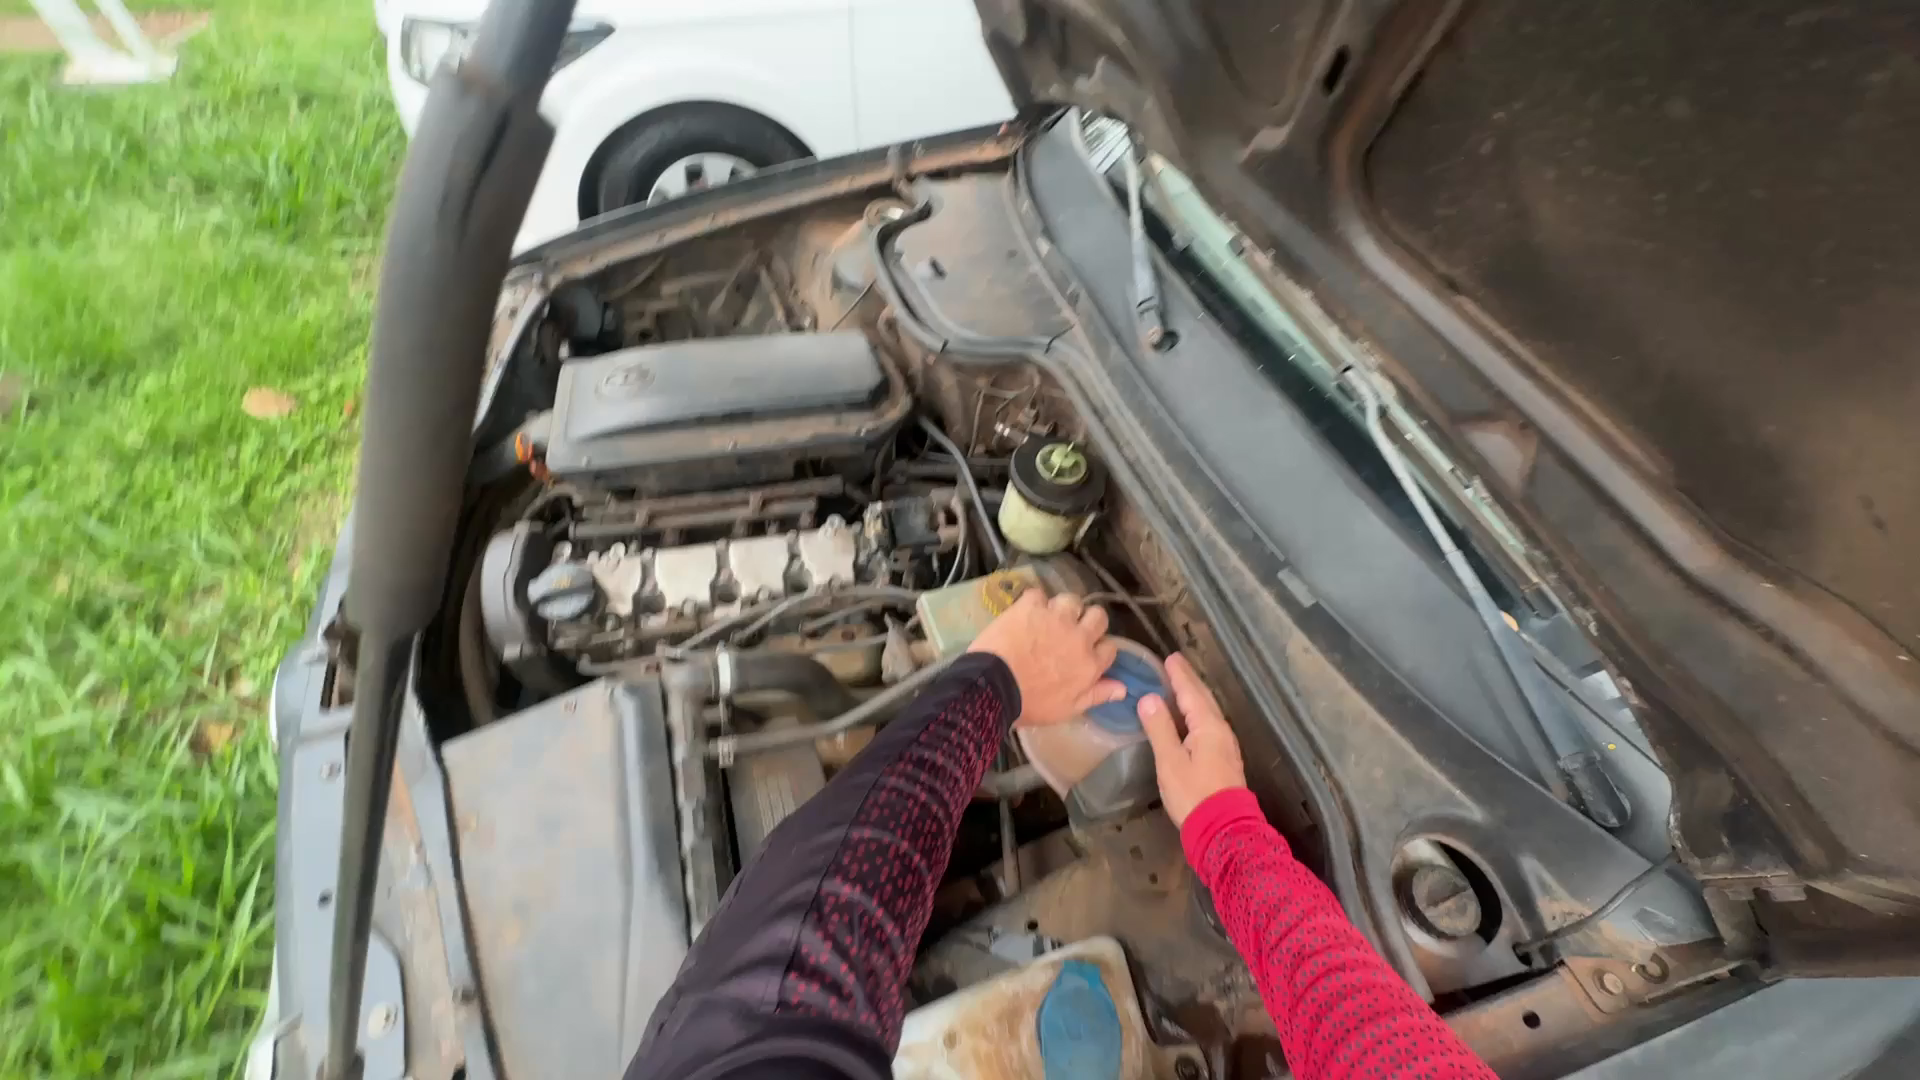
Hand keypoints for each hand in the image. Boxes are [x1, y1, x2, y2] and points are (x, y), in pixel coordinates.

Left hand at [969, 589, 1125, 726]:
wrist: (994, 685)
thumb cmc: (1030, 704)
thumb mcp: (1068, 709)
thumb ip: (1097, 695)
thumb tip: (1123, 687)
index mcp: (1089, 664)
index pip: (1110, 647)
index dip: (1100, 648)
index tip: (1087, 652)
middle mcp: (1078, 636)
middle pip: (1098, 616)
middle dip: (1088, 620)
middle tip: (1072, 630)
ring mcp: (1055, 618)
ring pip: (1072, 600)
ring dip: (1063, 608)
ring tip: (1049, 617)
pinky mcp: (1030, 606)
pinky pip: (1038, 594)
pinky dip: (1033, 602)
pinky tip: (1026, 612)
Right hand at [1138, 653, 1246, 827]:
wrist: (1224, 831)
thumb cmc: (1193, 794)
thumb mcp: (1170, 761)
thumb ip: (1160, 728)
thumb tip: (1149, 698)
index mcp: (1208, 727)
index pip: (1190, 693)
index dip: (1179, 676)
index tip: (1170, 658)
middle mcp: (1220, 731)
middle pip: (1203, 699)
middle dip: (1189, 681)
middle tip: (1175, 664)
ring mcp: (1225, 746)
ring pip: (1207, 712)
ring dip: (1193, 696)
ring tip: (1181, 684)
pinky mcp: (1223, 759)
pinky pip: (1208, 724)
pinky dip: (1197, 712)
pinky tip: (1190, 717)